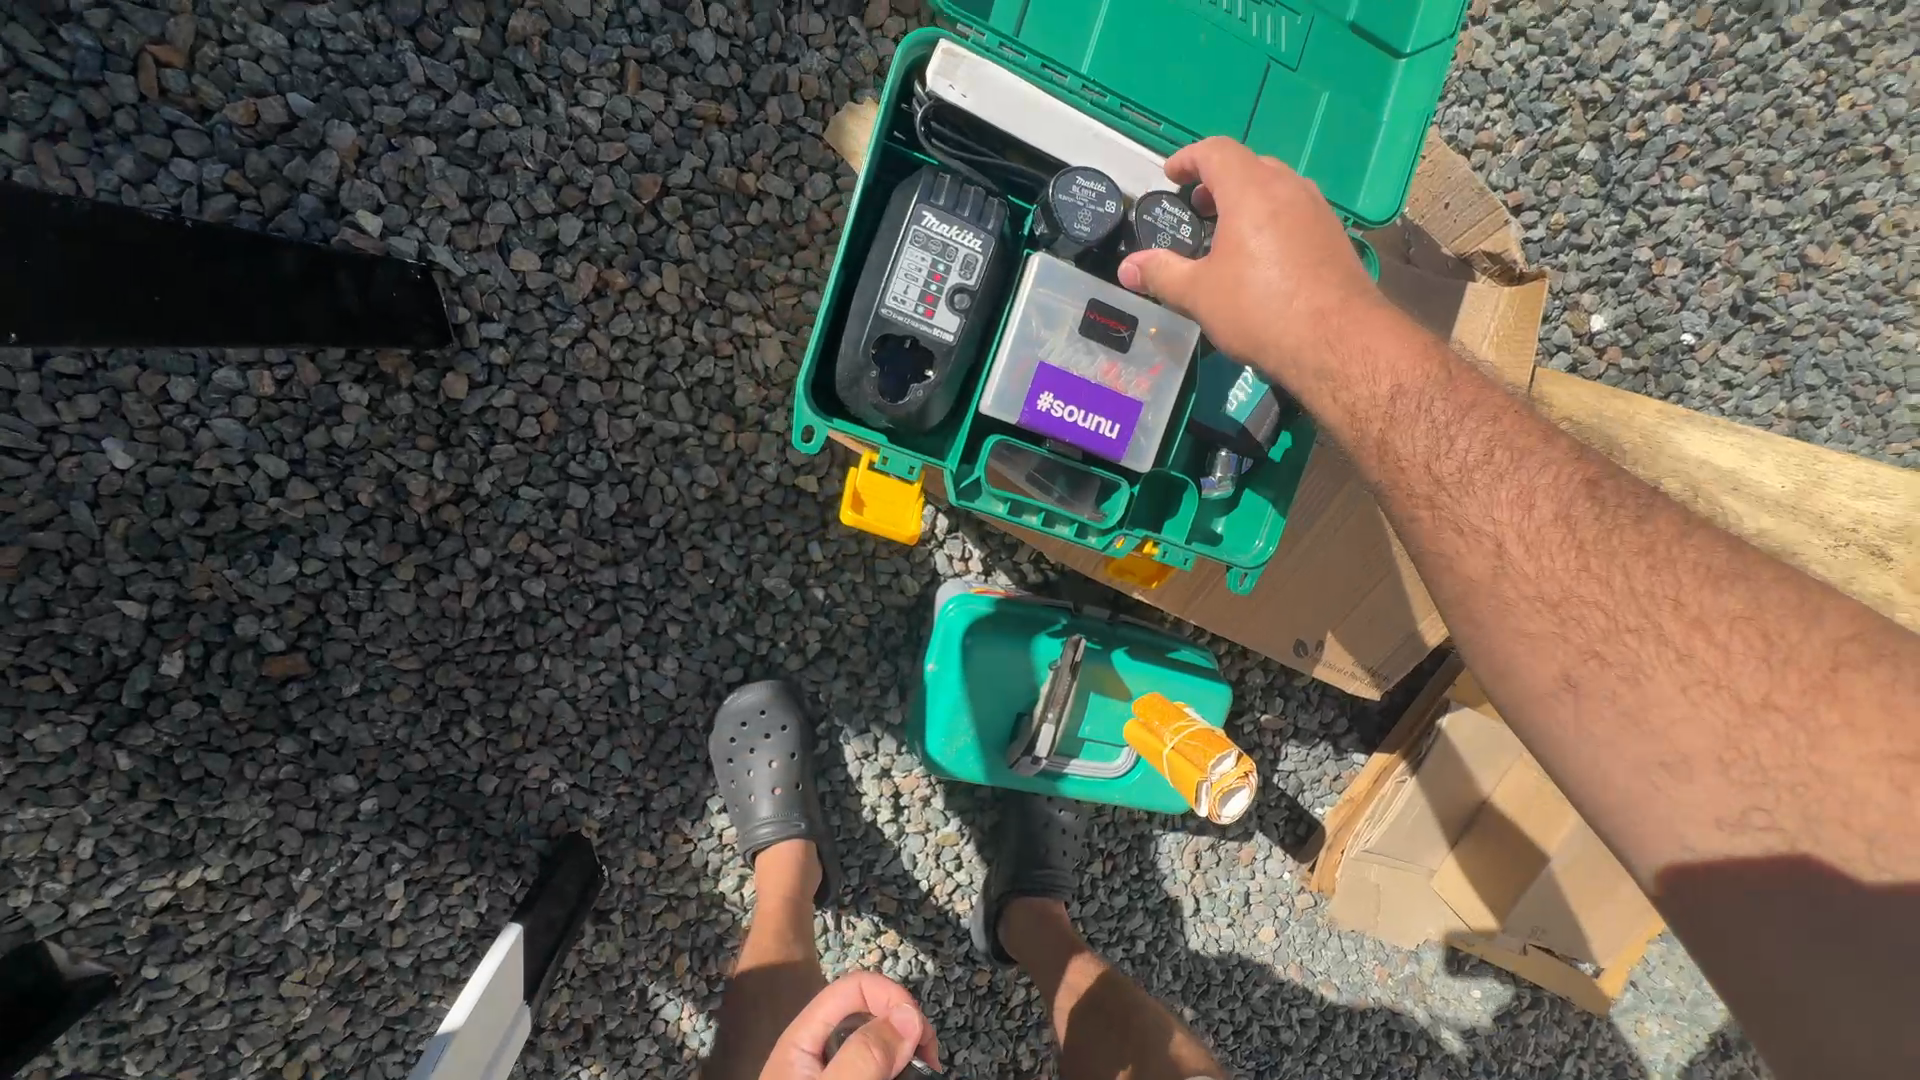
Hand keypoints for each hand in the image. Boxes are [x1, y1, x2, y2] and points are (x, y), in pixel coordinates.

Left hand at [758, 972, 941, 1079]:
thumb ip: (864, 1056)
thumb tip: (909, 1014)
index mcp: (805, 1039)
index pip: (855, 988)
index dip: (891, 997)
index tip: (919, 1036)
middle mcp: (821, 1052)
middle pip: (873, 1014)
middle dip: (907, 1029)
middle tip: (930, 1063)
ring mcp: (836, 1076)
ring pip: (882, 1047)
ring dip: (906, 1057)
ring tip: (925, 1074)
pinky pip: (880, 1072)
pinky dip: (898, 1074)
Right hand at [1118, 137, 1396, 400]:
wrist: (1335, 340)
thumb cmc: (1258, 309)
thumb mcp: (1198, 294)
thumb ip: (1161, 274)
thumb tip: (1126, 267)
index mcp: (1250, 191)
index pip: (1216, 152)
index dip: (1188, 158)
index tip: (1170, 174)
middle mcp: (1288, 188)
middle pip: (1249, 165)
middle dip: (1218, 180)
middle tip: (1197, 207)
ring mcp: (1316, 210)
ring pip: (1276, 187)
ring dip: (1247, 199)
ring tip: (1226, 232)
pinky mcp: (1333, 236)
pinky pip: (1295, 212)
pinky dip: (1270, 219)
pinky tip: (1260, 257)